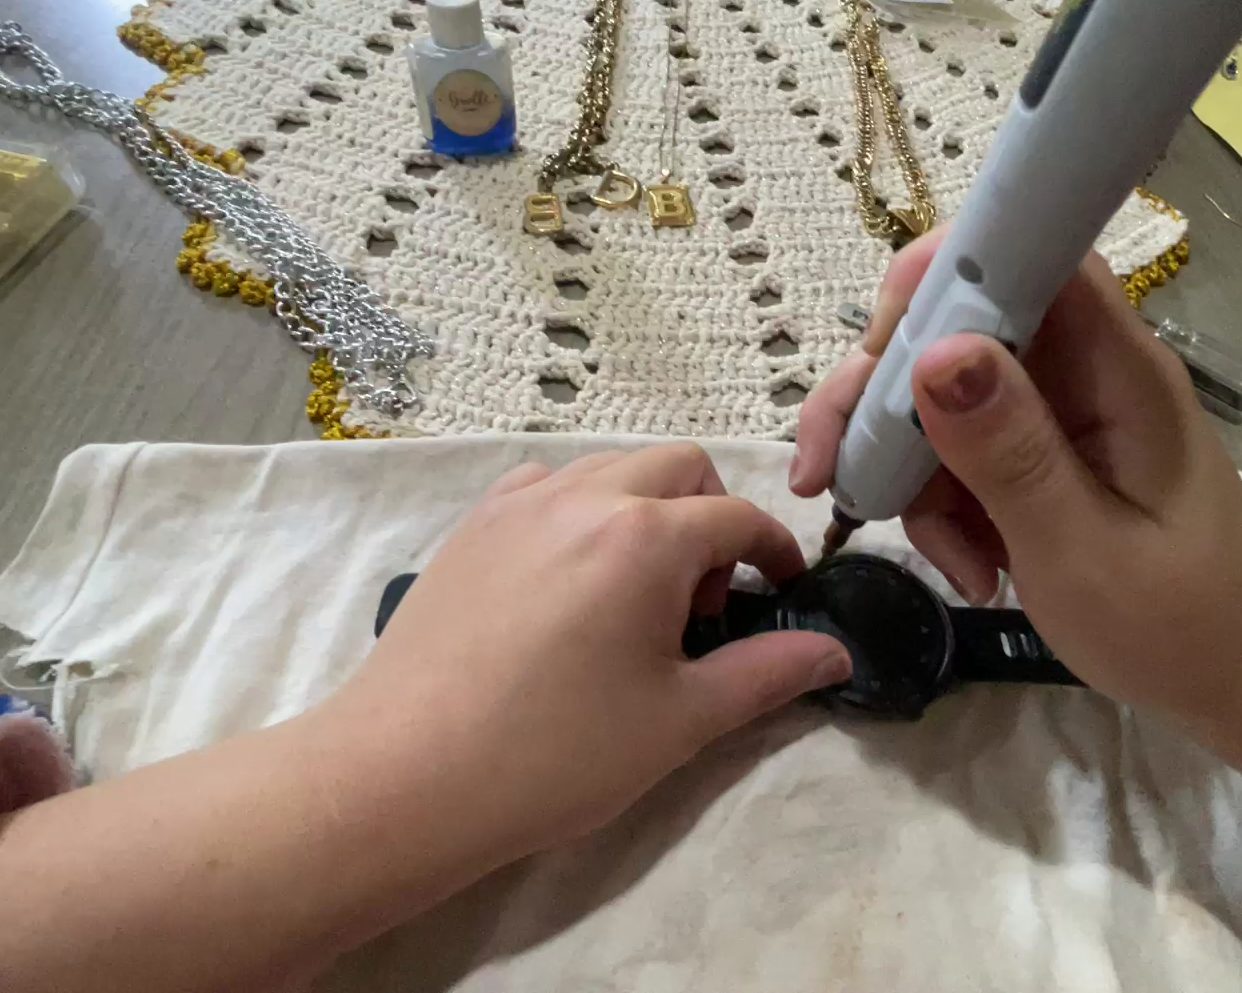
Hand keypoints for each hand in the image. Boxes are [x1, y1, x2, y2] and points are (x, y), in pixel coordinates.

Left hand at [341, 444, 852, 856]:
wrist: (406, 774)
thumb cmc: (555, 753)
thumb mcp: (680, 720)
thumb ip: (768, 674)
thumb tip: (836, 653)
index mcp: (646, 537)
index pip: (738, 517)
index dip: (774, 550)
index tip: (783, 588)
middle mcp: (587, 495)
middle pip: (681, 467)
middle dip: (712, 517)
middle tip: (698, 598)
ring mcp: (522, 500)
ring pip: (614, 467)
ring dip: (649, 507)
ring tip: (633, 587)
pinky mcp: (477, 521)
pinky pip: (551, 483)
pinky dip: (585, 506)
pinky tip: (570, 570)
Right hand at [790, 228, 1241, 718]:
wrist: (1222, 679)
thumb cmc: (1175, 624)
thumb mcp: (1081, 548)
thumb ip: (1010, 454)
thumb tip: (936, 355)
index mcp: (1111, 369)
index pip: (1022, 260)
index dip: (939, 278)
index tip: (875, 355)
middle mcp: (1069, 371)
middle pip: (944, 332)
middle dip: (874, 401)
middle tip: (829, 473)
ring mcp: (1040, 411)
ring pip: (927, 399)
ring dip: (905, 475)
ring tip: (954, 561)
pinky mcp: (1019, 449)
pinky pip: (941, 450)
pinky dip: (931, 505)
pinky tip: (968, 564)